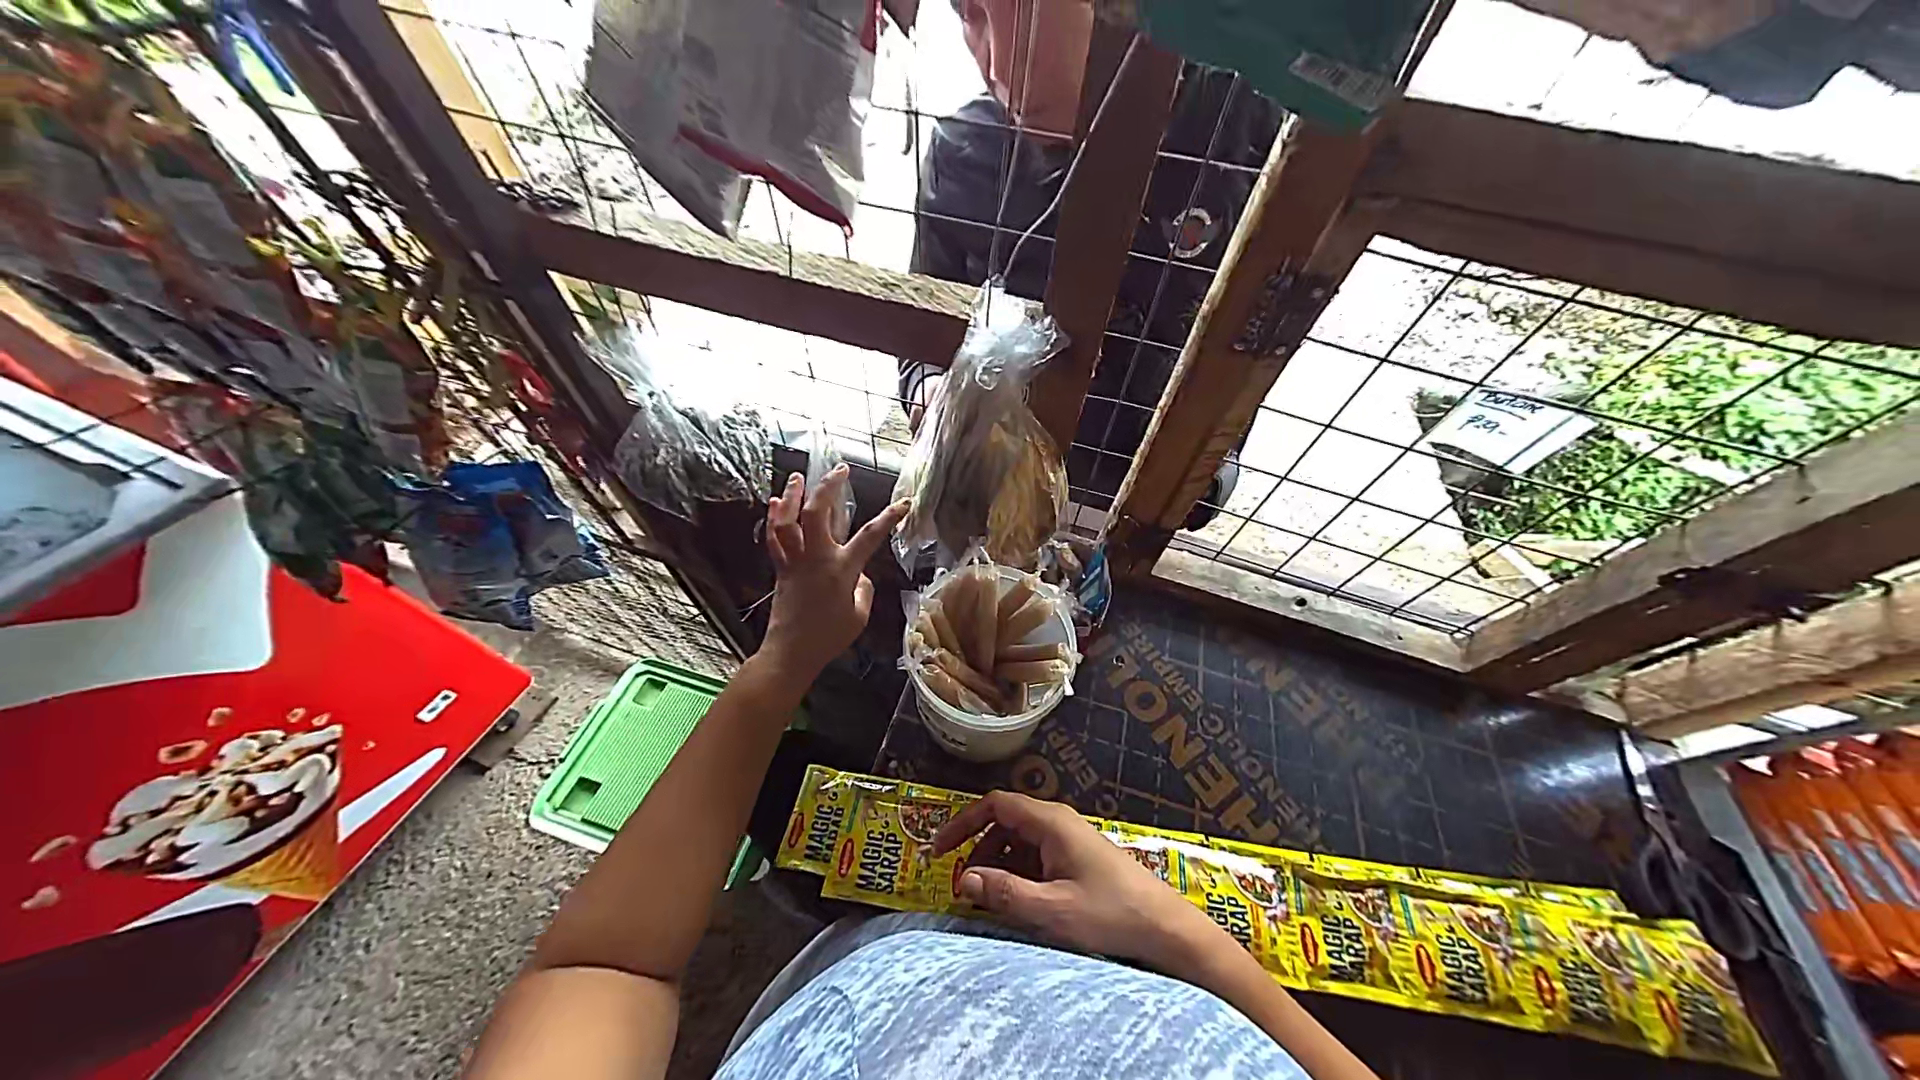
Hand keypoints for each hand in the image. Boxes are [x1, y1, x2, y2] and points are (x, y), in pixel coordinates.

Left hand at [761, 466, 908, 678]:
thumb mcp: (859, 616)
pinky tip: (775, 503)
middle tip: (840, 470)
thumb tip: (859, 576)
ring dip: (793, 495)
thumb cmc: (829, 637)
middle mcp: (817, 558)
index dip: (889, 517)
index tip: (904, 502)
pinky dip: (774, 518)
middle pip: (818, 513)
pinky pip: (775, 538)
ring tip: (797, 476)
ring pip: (789, 520)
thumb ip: (864, 590)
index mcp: (842, 569)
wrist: (791, 652)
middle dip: (829, 487)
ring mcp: (795, 561)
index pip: (869, 536)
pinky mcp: (780, 568)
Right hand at [931, 791, 1226, 975]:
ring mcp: (1068, 840)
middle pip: (1004, 822)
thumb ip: (1005, 893)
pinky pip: (1036, 856)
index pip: (994, 806)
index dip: (963, 823)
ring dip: (997, 864)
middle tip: (959, 881)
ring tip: (984, 896)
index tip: (940, 849)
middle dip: (977, 848)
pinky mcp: (1076, 858)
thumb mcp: (1052, 909)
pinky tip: (1015, 900)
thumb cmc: (1111, 914)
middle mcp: (1057, 823)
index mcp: (1050, 822)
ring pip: (1019, 841)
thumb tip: (964, 880)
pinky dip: (1017, 873)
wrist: (1165, 929)